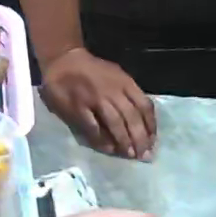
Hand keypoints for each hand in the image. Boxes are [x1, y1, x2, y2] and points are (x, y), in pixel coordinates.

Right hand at [40, 49, 157, 160]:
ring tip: (129, 154)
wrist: (63, 61)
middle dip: (140, 138)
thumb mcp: (116, 76)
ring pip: (115, 123)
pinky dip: (102, 140)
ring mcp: (94, 98)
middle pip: (132, 117)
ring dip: (124, 141)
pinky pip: (93, 127)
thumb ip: (128, 94)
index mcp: (124, 82)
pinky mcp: (77, 107)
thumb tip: (141, 121)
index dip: (150, 126)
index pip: (144, 105)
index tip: (152, 142)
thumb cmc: (92, 71)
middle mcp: (112, 90)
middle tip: (143, 155)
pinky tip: (108, 149)